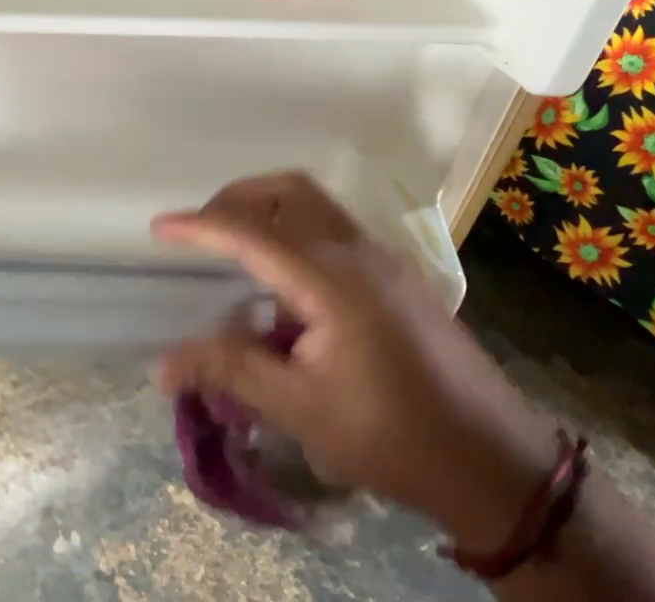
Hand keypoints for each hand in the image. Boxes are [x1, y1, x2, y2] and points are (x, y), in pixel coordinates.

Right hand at [152, 172, 557, 546]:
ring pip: (315, 203)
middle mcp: (359, 253)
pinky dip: (295, 228)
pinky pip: (334, 227)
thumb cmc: (392, 436)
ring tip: (233, 247)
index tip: (158, 229)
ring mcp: (385, 261)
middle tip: (198, 232)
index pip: (251, 232)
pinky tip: (283, 282)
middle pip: (288, 192)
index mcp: (331, 279)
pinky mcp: (399, 277)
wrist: (496, 463)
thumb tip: (162, 364)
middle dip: (235, 200)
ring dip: (268, 208)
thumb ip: (228, 370)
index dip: (199, 227)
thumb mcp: (300, 408)